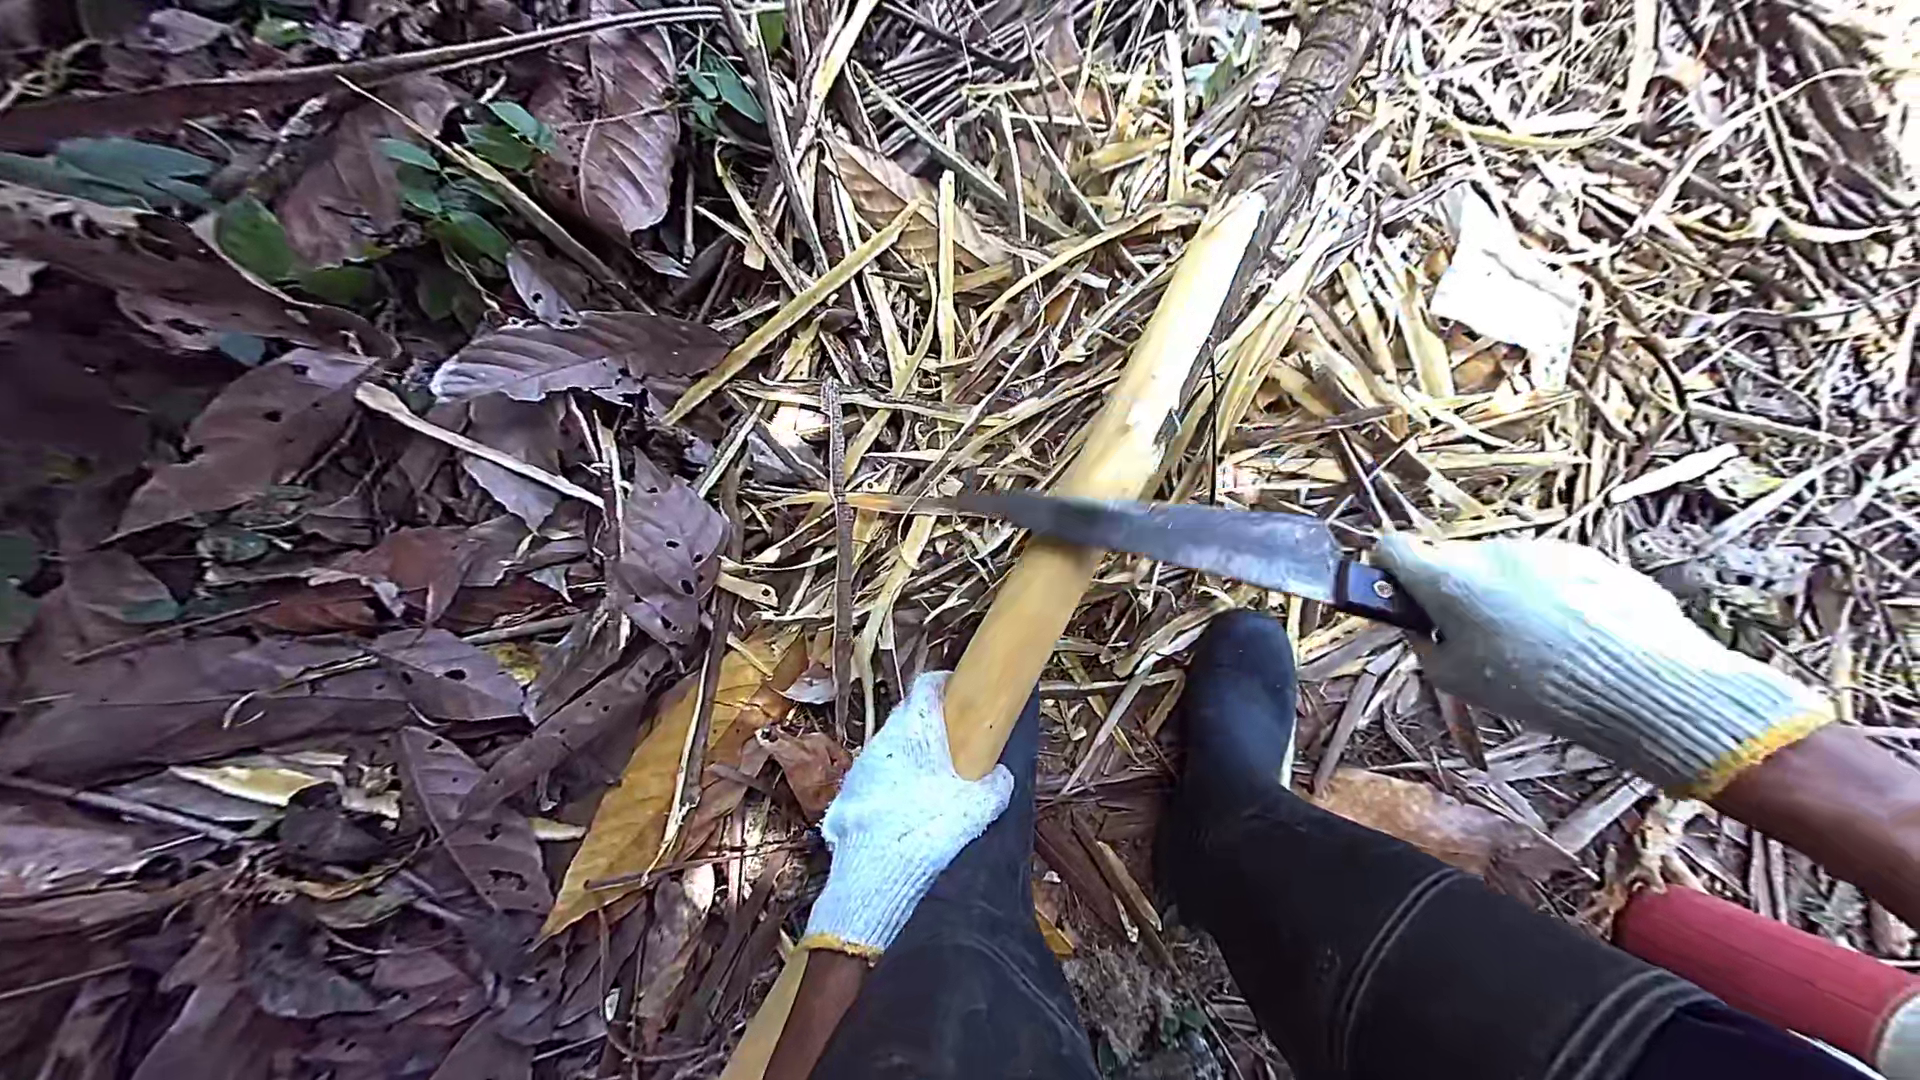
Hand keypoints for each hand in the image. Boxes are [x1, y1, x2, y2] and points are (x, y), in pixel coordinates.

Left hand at [801, 671, 1013, 955]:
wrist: (871, 883)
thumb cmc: (926, 835)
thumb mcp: (975, 809)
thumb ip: (994, 785)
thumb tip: (1001, 774)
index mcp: (914, 731)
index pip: (928, 685)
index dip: (947, 685)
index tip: (960, 692)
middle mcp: (883, 738)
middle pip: (911, 715)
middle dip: (932, 724)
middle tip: (954, 745)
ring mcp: (862, 765)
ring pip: (892, 744)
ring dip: (912, 752)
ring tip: (931, 781)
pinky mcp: (849, 791)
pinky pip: (876, 773)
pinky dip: (892, 780)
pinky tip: (905, 807)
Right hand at [1373, 535, 1831, 796]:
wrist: (1649, 688)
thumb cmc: (1530, 687)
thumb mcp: (1450, 676)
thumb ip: (1424, 639)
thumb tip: (1423, 622)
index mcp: (1443, 575)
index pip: (1390, 547)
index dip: (1388, 569)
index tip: (1400, 595)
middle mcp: (1487, 551)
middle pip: (1447, 558)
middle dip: (1448, 587)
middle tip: (1468, 631)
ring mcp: (1541, 549)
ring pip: (1498, 565)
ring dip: (1498, 591)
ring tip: (1531, 640)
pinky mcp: (1589, 556)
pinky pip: (1547, 571)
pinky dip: (1545, 594)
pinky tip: (1571, 634)